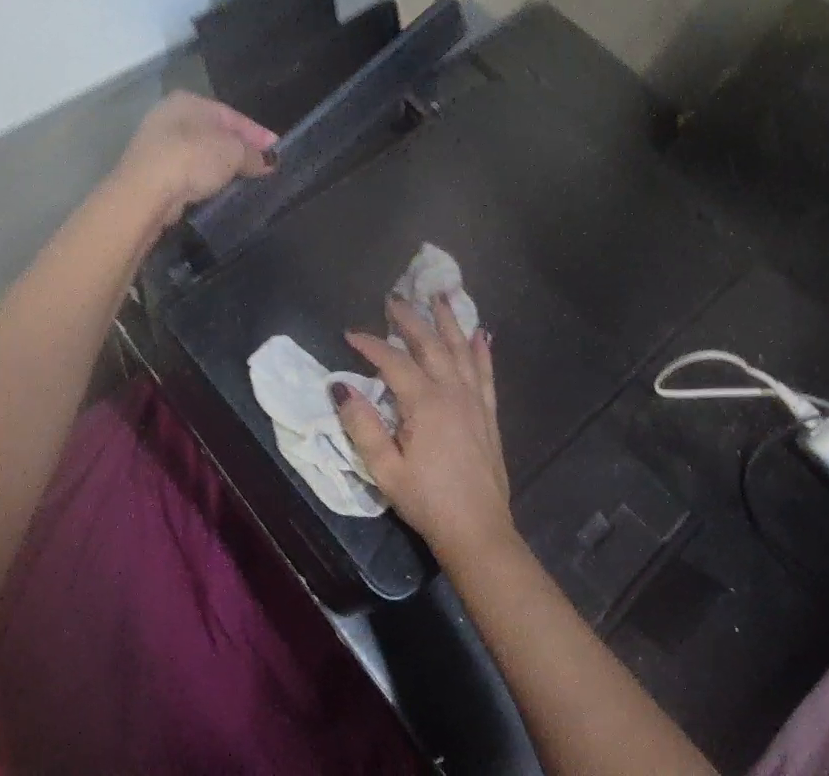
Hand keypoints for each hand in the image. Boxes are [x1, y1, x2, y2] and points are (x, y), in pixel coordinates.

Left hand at [114, 91, 277, 222]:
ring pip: (199, 151)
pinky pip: (186, 170)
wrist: (146, 190)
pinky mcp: (151, 170)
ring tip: (242, 178)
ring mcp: (156, 143)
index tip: (277, 148)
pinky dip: (203, 176)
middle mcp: (169, 116)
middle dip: (239, 147)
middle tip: (262, 163)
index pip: (231, 114)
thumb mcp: (233, 152)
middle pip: (214, 132)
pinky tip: (215, 187)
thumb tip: (268, 161)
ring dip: (220, 164)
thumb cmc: (192, 158)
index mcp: (188, 101)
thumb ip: (253, 154)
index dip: (256, 132)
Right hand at [334, 296, 512, 555]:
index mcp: (425, 403)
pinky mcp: (488, 416)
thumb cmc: (426, 501)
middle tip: (394, 298)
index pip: (394, 361)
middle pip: (430, 345)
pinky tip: (481, 336)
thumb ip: (363, 425)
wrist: (477, 530)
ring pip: (461, 351)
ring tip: (441, 297)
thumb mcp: (385, 468)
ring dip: (449, 322)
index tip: (349, 334)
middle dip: (410, 319)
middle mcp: (453, 393)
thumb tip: (340, 387)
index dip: (370, 344)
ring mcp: (475, 402)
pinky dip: (481, 351)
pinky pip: (485, 373)